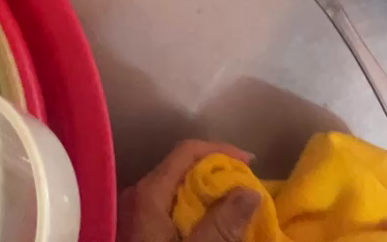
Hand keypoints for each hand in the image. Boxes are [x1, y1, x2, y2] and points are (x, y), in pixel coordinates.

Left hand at [117, 141, 260, 241]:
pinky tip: (210, 230)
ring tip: (237, 211)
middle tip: (249, 190)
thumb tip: (250, 190)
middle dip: (217, 175)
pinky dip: (193, 213)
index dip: (221, 151)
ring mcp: (135, 216)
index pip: (186, 152)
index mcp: (148, 194)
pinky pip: (169, 211)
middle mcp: (138, 197)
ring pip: (176, 191)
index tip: (251, 165)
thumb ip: (222, 226)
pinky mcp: (137, 234)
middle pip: (182, 169)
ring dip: (207, 196)